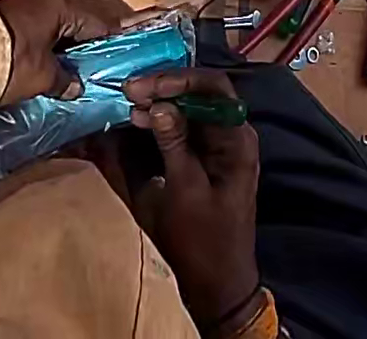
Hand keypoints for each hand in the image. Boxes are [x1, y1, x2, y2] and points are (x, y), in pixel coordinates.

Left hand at [0, 0, 129, 103]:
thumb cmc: (10, 61)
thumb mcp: (41, 76)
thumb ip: (63, 80)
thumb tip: (75, 86)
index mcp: (61, 7)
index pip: (99, 20)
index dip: (115, 36)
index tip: (128, 46)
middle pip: (82, 11)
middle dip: (95, 30)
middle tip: (110, 50)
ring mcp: (29, 2)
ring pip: (62, 15)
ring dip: (73, 33)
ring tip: (84, 55)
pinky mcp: (13, 12)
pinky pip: (46, 20)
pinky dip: (56, 34)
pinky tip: (58, 52)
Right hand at [124, 68, 260, 327]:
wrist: (215, 286)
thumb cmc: (203, 240)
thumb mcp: (184, 190)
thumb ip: (172, 143)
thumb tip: (156, 104)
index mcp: (237, 138)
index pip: (213, 87)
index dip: (179, 79)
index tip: (146, 86)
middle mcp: (231, 132)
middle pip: (199, 91)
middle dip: (164, 86)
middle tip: (130, 90)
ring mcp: (217, 142)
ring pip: (189, 104)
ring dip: (160, 99)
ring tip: (130, 102)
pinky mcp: (202, 154)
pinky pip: (183, 123)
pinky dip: (161, 117)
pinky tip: (139, 117)